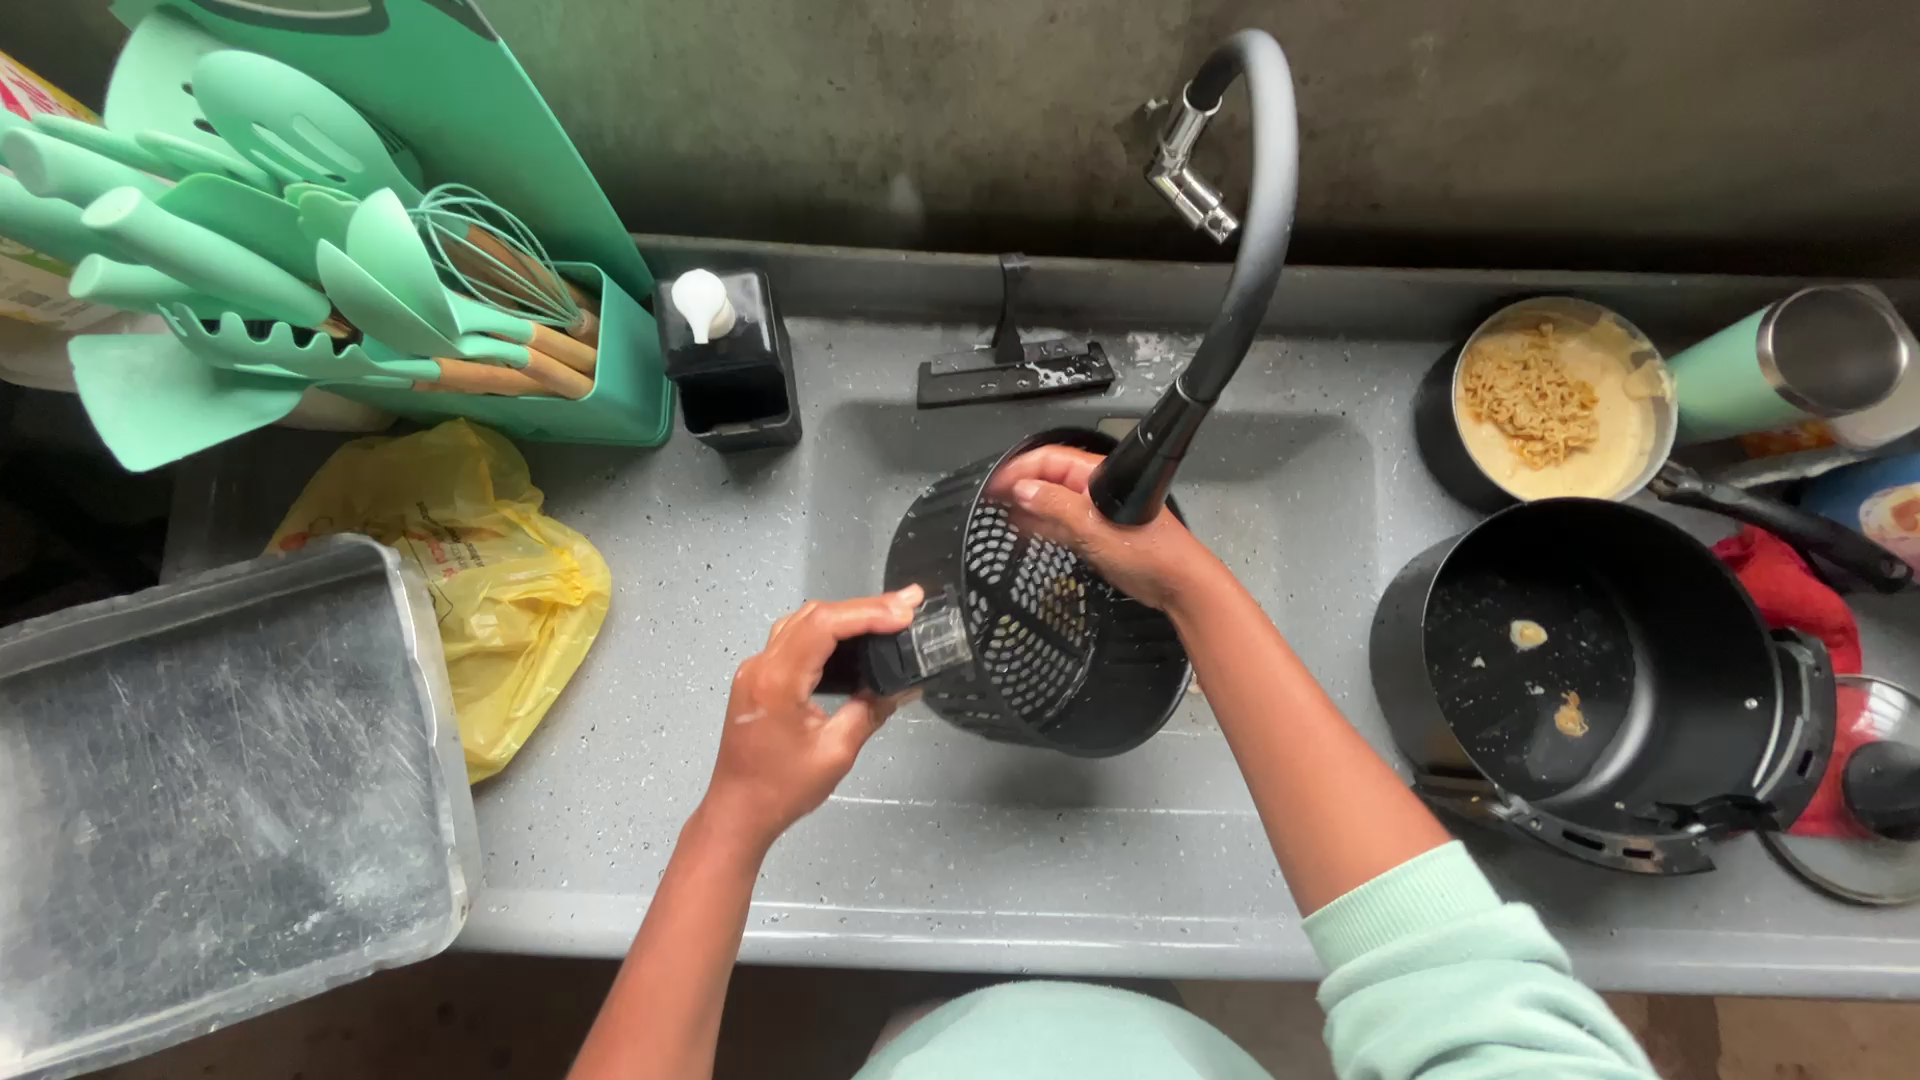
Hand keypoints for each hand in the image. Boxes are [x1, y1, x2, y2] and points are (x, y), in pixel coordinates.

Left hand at [705, 586, 923, 845]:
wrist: (736, 813)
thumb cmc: (783, 789)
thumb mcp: (836, 752)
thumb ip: (871, 710)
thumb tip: (905, 687)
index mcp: (777, 680)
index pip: (824, 626)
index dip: (867, 613)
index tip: (904, 614)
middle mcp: (762, 664)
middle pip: (815, 615)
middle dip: (864, 608)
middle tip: (909, 605)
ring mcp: (756, 668)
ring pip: (803, 621)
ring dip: (846, 614)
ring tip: (889, 615)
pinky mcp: (758, 677)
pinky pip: (794, 637)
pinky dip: (828, 629)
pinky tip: (853, 635)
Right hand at [986, 445, 1220, 610]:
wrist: (1175, 583)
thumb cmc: (1151, 550)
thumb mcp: (1093, 526)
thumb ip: (1055, 506)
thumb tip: (1023, 491)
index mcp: (1095, 475)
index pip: (1048, 460)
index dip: (1019, 469)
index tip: (996, 484)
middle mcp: (1093, 490)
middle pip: (1047, 479)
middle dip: (1019, 487)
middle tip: (993, 499)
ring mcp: (1092, 513)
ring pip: (1051, 502)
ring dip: (1027, 507)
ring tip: (1001, 514)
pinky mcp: (1093, 535)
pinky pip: (1060, 525)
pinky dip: (1040, 527)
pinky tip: (1024, 531)